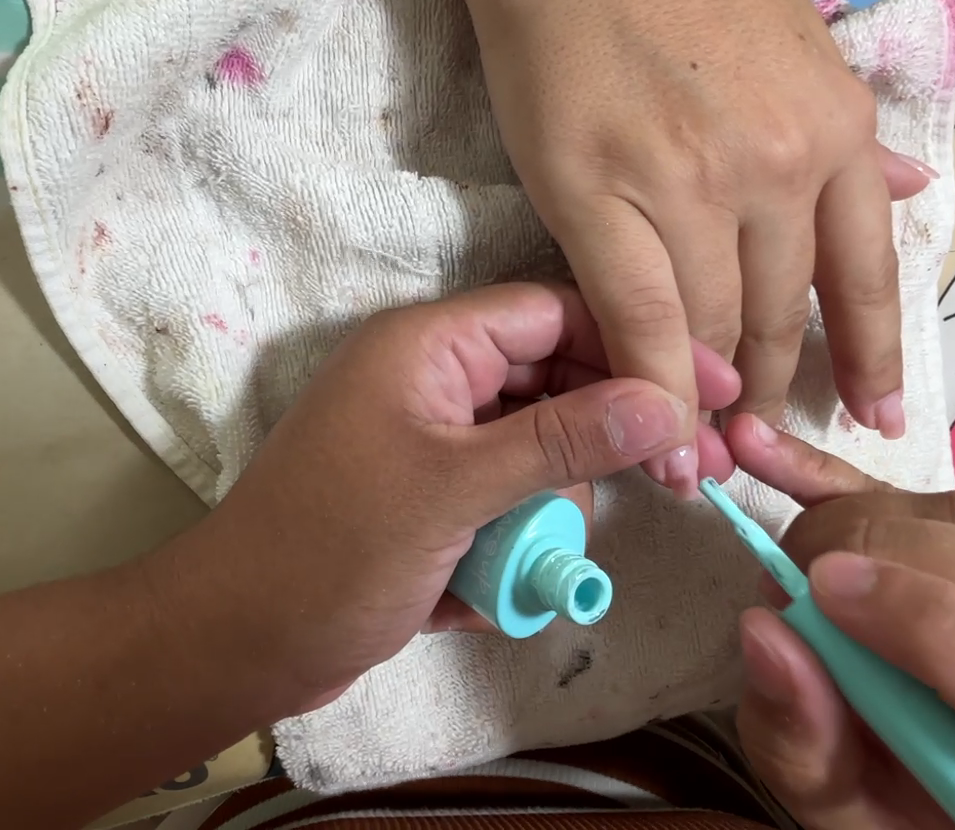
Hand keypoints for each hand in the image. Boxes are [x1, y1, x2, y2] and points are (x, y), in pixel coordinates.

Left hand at [152, 282, 739, 715]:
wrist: (241, 640)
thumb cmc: (335, 547)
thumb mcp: (454, 489)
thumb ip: (561, 440)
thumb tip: (666, 400)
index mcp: (427, 345)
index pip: (551, 313)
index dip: (633, 344)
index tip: (713, 388)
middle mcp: (433, 378)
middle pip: (551, 380)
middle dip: (603, 437)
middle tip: (679, 482)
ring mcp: (432, 438)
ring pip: (533, 448)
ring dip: (548, 503)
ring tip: (532, 556)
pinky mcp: (431, 494)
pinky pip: (501, 496)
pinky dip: (509, 539)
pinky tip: (490, 586)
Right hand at [460, 0, 934, 493]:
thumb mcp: (791, 39)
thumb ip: (843, 127)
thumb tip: (901, 184)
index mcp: (830, 127)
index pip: (862, 273)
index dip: (867, 355)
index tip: (872, 420)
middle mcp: (776, 167)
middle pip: (772, 312)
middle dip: (763, 388)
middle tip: (752, 447)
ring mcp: (689, 188)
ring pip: (706, 327)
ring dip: (706, 399)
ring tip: (699, 457)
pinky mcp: (598, 201)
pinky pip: (637, 318)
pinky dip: (650, 383)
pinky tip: (660, 437)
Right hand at [722, 415, 954, 829]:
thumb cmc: (920, 825)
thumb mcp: (854, 824)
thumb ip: (809, 750)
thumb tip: (764, 630)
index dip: (945, 635)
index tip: (817, 592)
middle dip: (896, 557)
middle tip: (791, 573)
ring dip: (871, 520)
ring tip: (795, 557)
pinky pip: (933, 497)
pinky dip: (843, 476)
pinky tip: (768, 452)